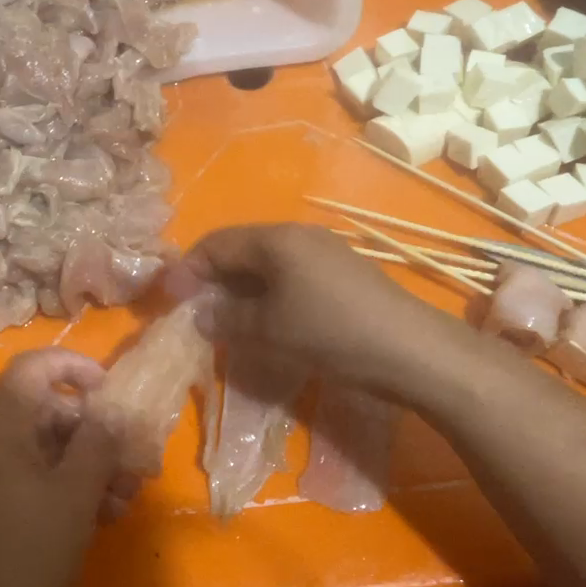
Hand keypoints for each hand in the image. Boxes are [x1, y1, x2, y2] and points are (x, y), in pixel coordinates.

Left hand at [0, 349, 135, 586]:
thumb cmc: (35, 550)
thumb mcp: (76, 492)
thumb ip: (98, 441)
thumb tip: (114, 406)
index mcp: (1, 432)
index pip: (28, 370)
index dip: (69, 365)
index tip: (107, 385)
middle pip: (45, 412)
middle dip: (93, 428)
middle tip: (132, 452)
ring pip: (49, 450)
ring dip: (92, 462)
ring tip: (128, 491)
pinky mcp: (2, 511)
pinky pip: (41, 480)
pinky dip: (75, 487)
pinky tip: (108, 513)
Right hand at [166, 223, 472, 395]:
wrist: (415, 351)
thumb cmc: (332, 333)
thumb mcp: (270, 330)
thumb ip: (227, 320)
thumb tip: (200, 316)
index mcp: (275, 239)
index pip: (216, 243)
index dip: (188, 270)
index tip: (170, 299)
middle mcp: (297, 235)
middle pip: (240, 249)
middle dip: (213, 278)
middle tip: (197, 310)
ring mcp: (325, 252)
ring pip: (266, 264)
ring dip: (241, 288)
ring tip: (229, 320)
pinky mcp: (344, 273)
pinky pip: (290, 275)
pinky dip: (269, 294)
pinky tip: (270, 321)